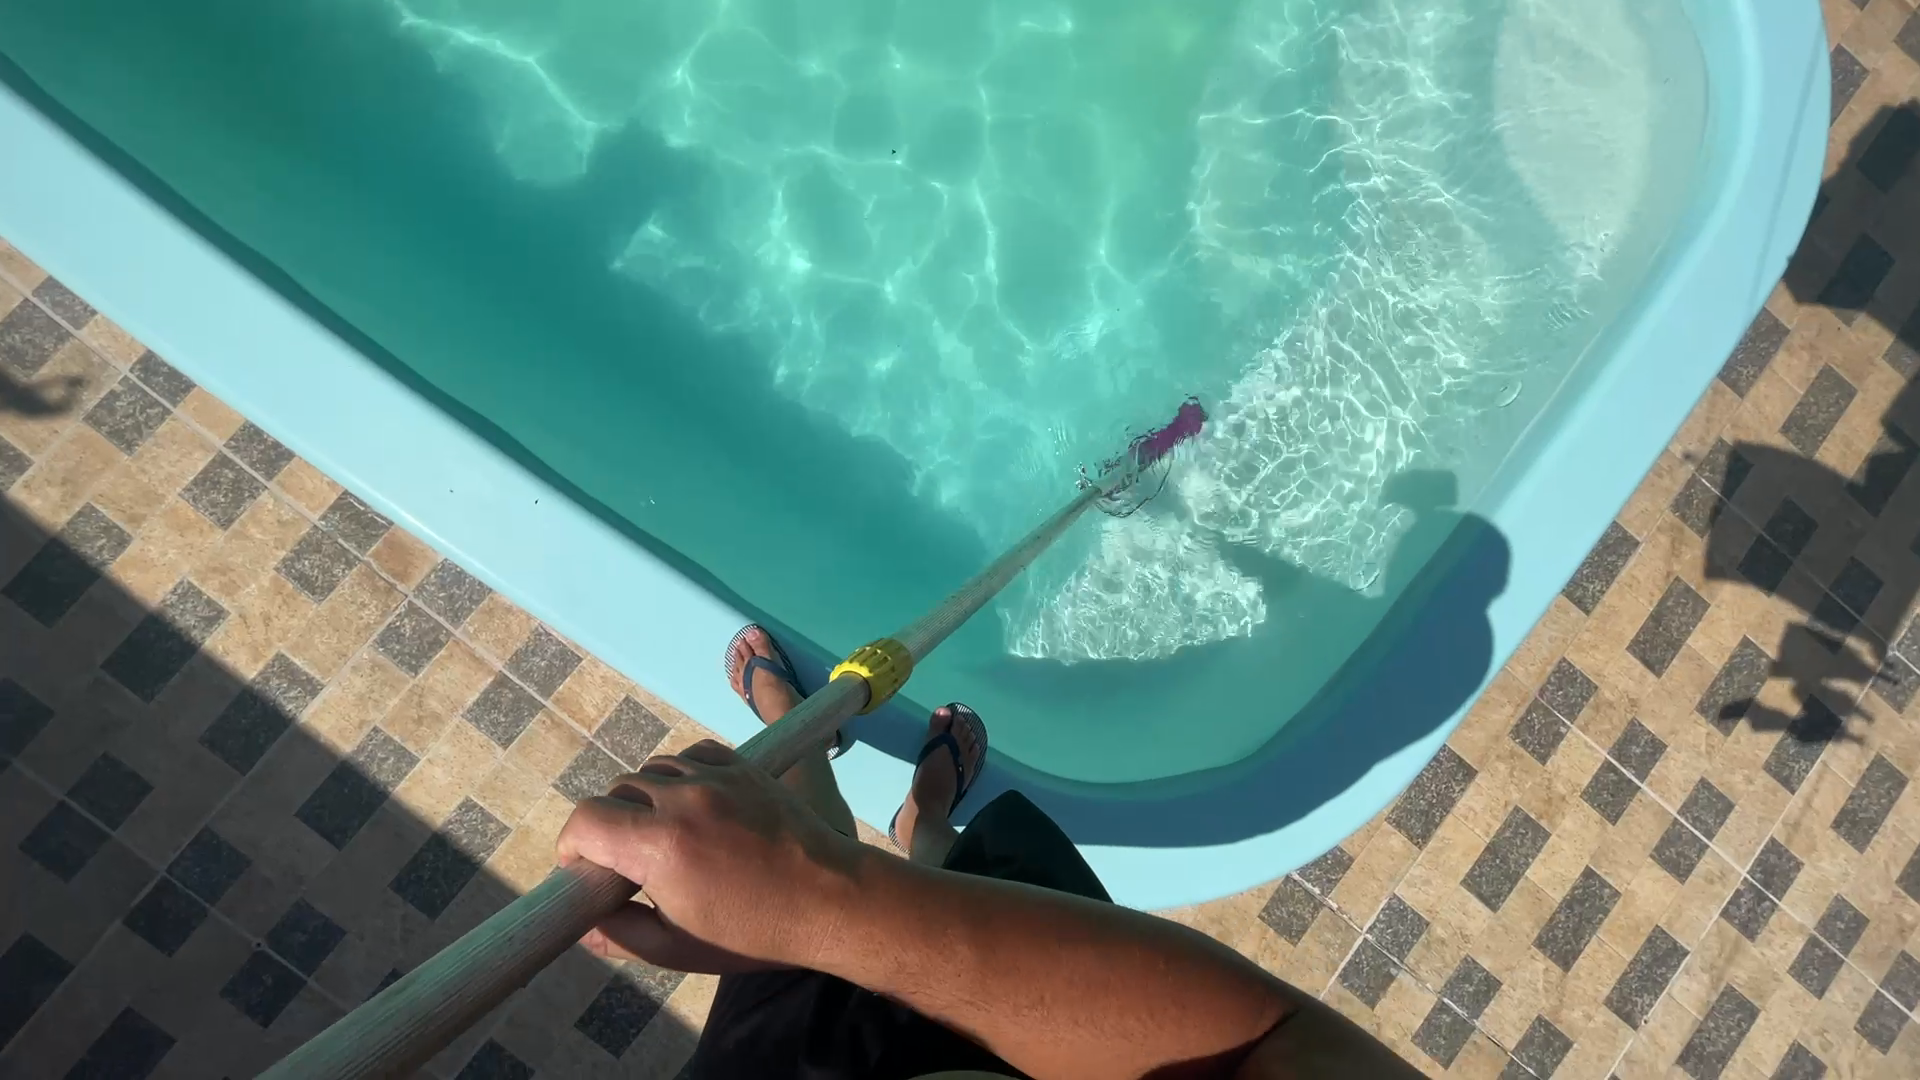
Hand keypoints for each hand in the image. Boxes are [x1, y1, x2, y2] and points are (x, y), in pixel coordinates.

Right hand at [556, 740, 862, 973]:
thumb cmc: (752, 932)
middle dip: (609, 821)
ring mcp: (719, 777)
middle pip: (619, 789)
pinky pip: (696, 752)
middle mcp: (684, 799)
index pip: (587, 818)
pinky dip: (684, 770)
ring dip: (647, 794)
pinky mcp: (746, 767)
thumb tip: (588, 919)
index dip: (574, 843)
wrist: (826, 897)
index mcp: (660, 845)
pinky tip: (693, 798)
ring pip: (656, 767)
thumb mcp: (675, 949)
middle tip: (626, 854)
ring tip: (664, 827)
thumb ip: (620, 932)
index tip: (585, 865)